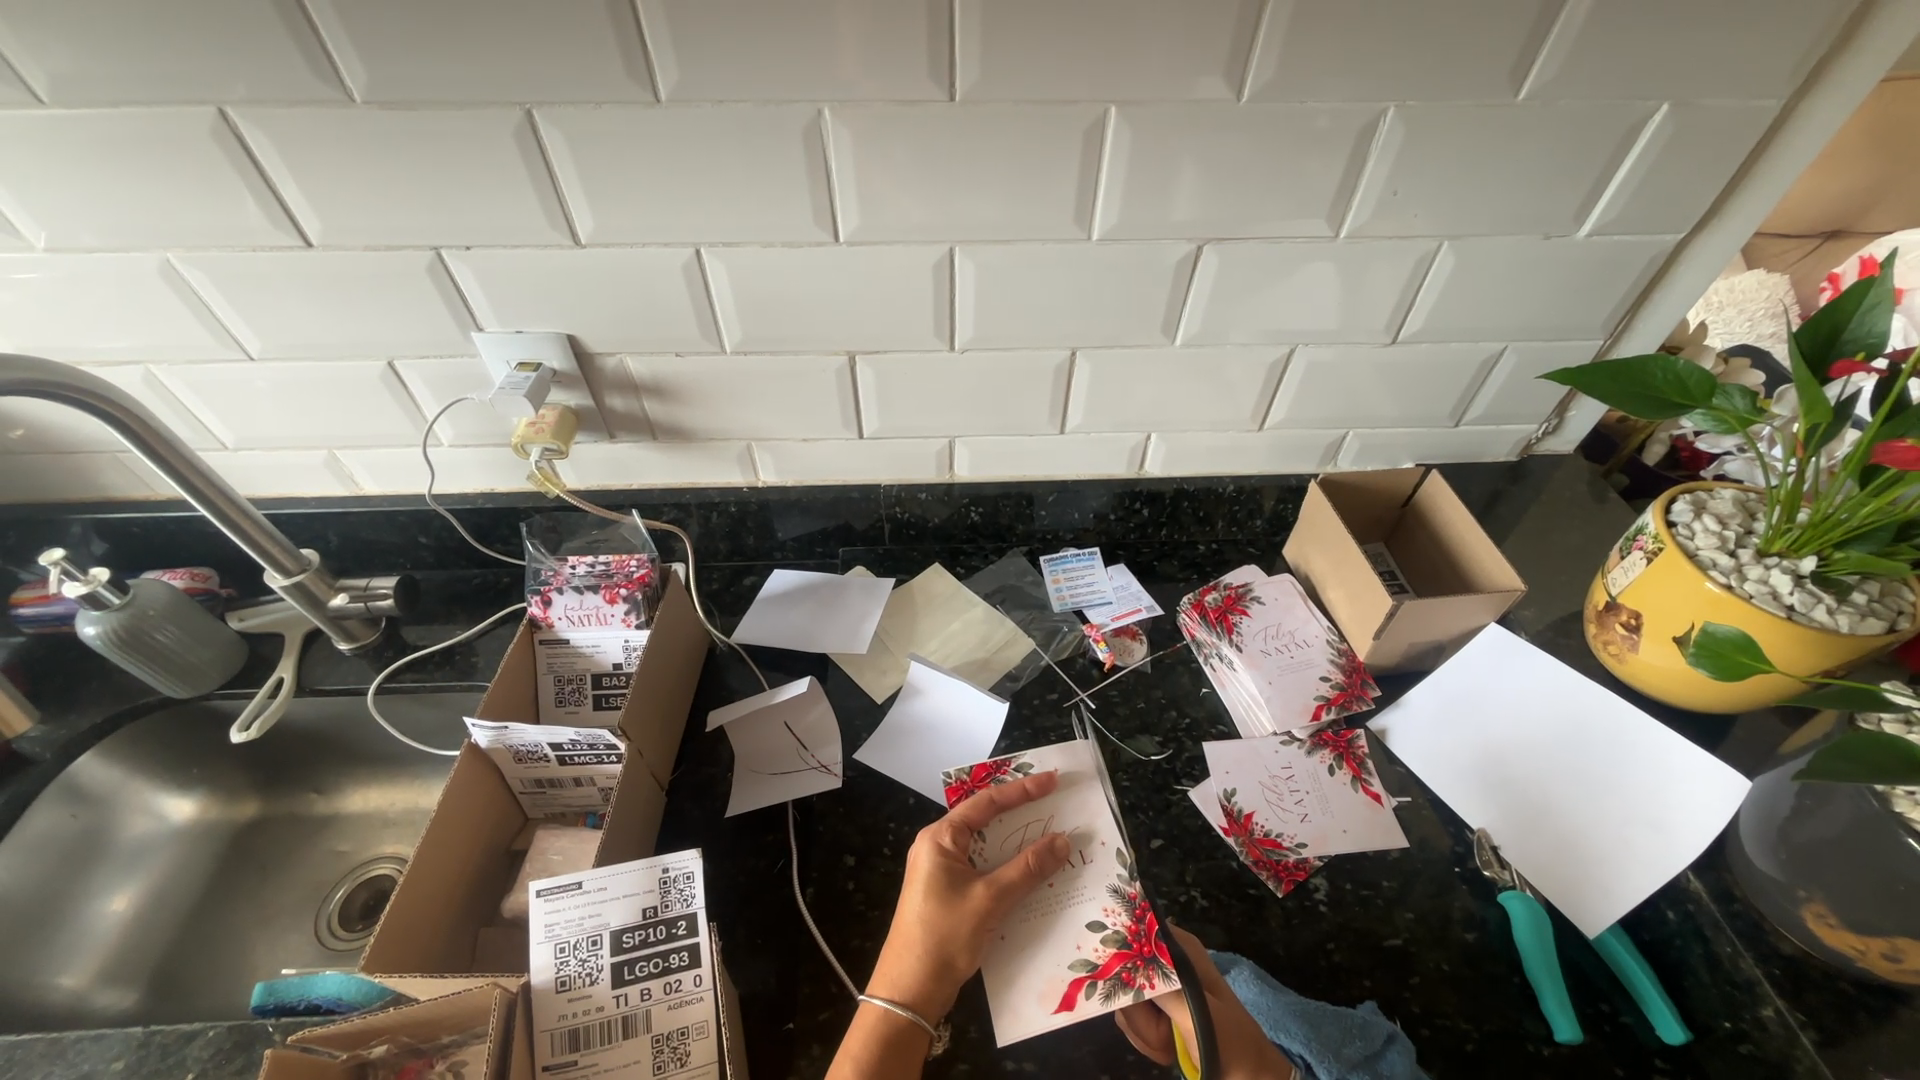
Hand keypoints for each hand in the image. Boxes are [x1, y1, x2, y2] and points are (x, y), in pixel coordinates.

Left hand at [866, 771, 1070, 1020]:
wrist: (909, 991)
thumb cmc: (944, 936)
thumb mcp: (989, 900)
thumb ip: (1027, 869)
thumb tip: (1062, 840)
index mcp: (940, 838)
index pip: (986, 803)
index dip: (1021, 790)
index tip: (1052, 781)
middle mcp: (938, 847)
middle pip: (986, 821)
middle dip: (1021, 815)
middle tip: (1057, 805)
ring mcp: (942, 872)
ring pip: (987, 848)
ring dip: (1017, 845)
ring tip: (1052, 837)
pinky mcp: (949, 894)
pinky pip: (984, 870)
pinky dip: (1008, 869)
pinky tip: (1033, 876)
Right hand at [1114, 926, 1296, 1079]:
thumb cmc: (1232, 1043)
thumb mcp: (1198, 1014)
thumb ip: (1164, 987)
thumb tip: (1130, 960)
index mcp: (1180, 950)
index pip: (1136, 931)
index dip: (1120, 950)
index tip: (1118, 980)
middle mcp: (1167, 962)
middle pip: (1124, 972)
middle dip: (1137, 1010)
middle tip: (1164, 1031)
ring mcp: (1161, 988)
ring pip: (1125, 999)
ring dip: (1144, 1030)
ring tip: (1170, 1044)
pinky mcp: (1157, 1011)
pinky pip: (1132, 1018)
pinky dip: (1145, 1039)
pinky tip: (1167, 1049)